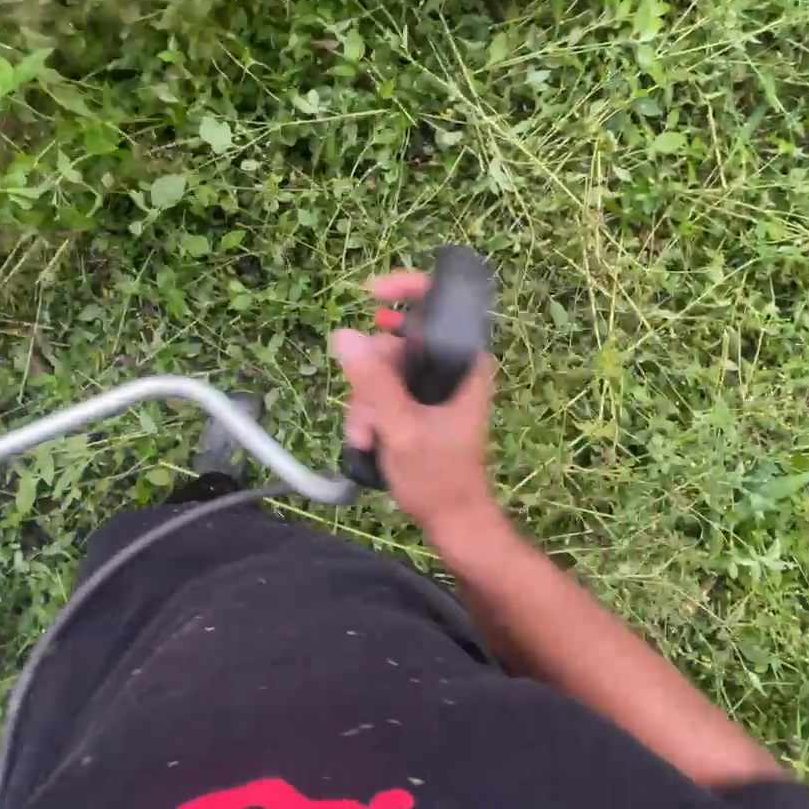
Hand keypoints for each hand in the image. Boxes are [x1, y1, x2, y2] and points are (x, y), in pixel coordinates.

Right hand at [330, 272, 499, 533]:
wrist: (452, 521)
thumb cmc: (437, 477)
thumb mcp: (400, 427)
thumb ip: (373, 381)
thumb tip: (344, 335)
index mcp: (464, 362)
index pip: (439, 303)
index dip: (406, 288)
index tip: (372, 295)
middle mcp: (451, 366)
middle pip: (397, 341)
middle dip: (370, 374)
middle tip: (366, 413)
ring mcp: (434, 386)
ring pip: (383, 368)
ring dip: (365, 401)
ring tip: (365, 437)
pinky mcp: (420, 403)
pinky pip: (384, 389)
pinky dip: (370, 410)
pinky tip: (367, 438)